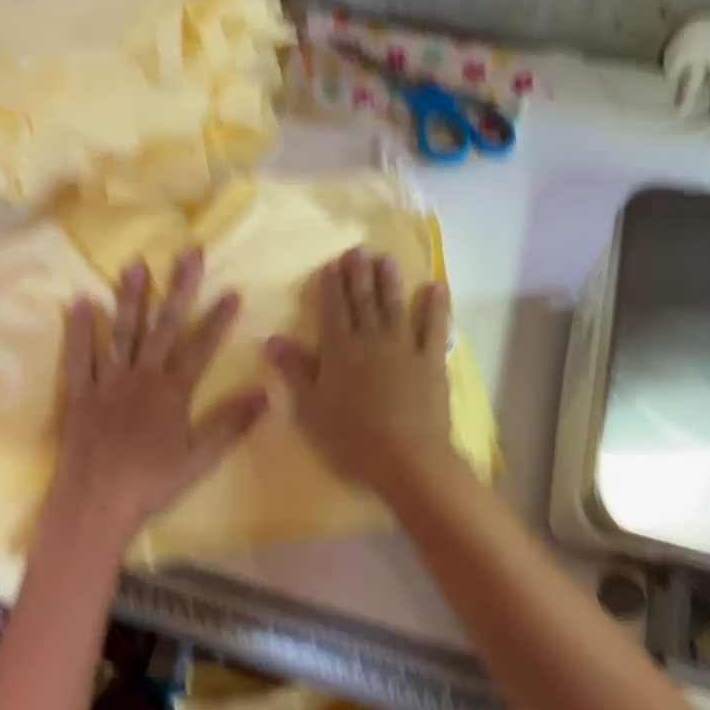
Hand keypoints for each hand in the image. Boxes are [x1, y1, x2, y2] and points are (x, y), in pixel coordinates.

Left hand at [48, 248, 267, 540]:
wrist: (97, 501)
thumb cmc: (151, 484)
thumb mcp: (199, 458)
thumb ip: (230, 423)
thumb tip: (265, 393)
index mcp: (173, 394)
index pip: (200, 349)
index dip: (217, 320)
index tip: (232, 291)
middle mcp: (142, 378)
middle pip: (163, 328)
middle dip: (179, 290)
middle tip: (188, 253)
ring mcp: (107, 383)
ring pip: (121, 332)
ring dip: (130, 297)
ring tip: (135, 265)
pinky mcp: (79, 393)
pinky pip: (79, 356)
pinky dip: (80, 330)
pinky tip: (82, 303)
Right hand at [266, 246, 461, 496]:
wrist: (405, 459)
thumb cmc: (350, 439)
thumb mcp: (310, 408)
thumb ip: (293, 371)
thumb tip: (273, 338)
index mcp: (339, 352)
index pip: (332, 311)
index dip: (331, 287)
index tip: (331, 265)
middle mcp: (371, 341)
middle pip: (363, 302)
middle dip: (359, 275)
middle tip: (358, 250)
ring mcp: (404, 348)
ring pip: (395, 307)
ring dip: (390, 282)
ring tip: (386, 259)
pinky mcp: (432, 362)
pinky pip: (435, 327)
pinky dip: (436, 306)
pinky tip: (436, 287)